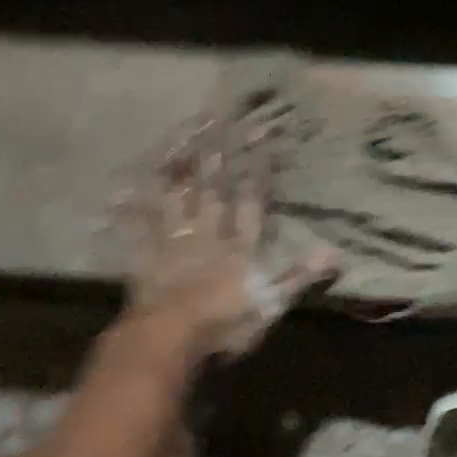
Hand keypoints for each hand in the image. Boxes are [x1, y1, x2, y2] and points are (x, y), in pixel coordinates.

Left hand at [120, 115, 337, 360]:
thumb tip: (336, 252)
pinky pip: (137, 228)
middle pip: (211, 191)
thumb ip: (299, 275)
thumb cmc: (224, 323)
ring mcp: (171, 244)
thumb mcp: (271, 302)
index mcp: (238, 247)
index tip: (260, 143)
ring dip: (176, 169)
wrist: (168, 336)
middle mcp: (206, 236)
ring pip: (175, 199)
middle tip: (214, 120)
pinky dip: (130, 209)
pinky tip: (121, 189)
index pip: (250, 204)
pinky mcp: (144, 259)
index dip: (256, 174)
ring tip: (176, 138)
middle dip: (215, 157)